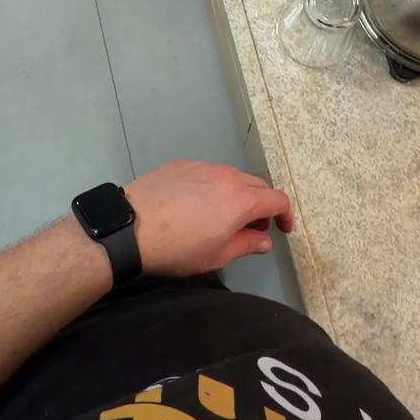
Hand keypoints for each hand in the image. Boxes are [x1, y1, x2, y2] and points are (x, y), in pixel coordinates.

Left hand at [123, 160, 295, 275]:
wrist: (133, 226)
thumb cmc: (180, 248)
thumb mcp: (217, 256)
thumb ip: (247, 245)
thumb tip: (264, 240)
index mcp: (242, 200)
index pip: (278, 199)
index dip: (286, 215)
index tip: (282, 230)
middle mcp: (227, 176)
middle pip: (257, 185)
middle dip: (262, 206)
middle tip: (252, 228)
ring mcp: (203, 166)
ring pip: (232, 177)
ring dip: (237, 195)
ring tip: (222, 217)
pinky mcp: (182, 164)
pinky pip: (207, 173)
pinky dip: (213, 187)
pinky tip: (195, 205)